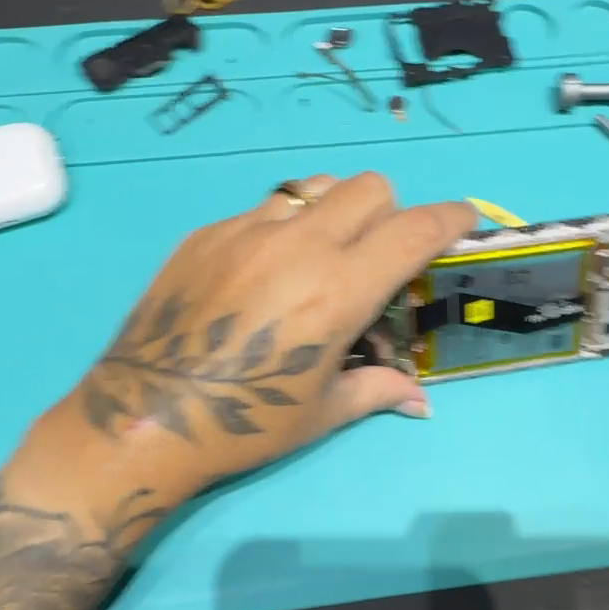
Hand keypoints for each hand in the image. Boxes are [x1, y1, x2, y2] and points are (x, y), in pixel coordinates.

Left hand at [73, 173, 476, 487]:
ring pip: (315, 186)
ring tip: (321, 254)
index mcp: (338, 292)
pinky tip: (262, 274)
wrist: (146, 417)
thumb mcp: (324, 411)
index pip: (412, 231)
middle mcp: (298, 246)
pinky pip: (263, 208)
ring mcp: (246, 231)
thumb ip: (379, 390)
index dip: (449, 218)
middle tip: (379, 254)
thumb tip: (420, 401)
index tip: (462, 217)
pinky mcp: (206, 233)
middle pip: (369, 187)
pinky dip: (283, 228)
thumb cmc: (247, 423)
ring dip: (336, 210)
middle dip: (391, 212)